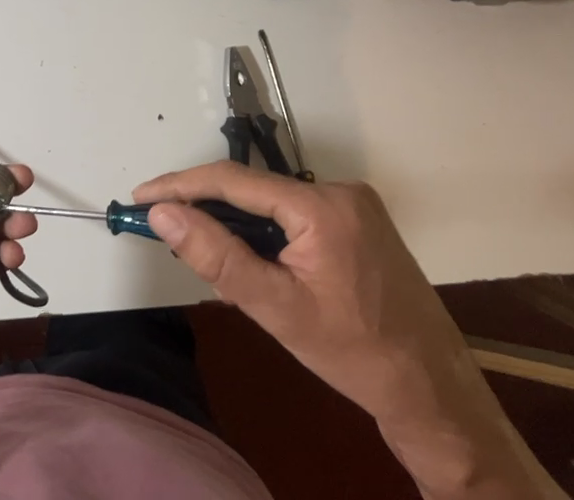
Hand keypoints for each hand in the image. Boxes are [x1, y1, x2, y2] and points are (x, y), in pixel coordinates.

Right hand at [133, 162, 562, 499]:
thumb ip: (215, 254)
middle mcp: (340, 192)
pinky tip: (248, 261)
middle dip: (203, 208)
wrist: (435, 392)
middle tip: (162, 230)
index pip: (231, 180)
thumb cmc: (355, 353)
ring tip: (203, 254)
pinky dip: (261, 231)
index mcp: (322, 207)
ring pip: (269, 202)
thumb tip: (162, 213)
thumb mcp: (275, 306)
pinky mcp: (358, 222)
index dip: (178, 186)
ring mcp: (354, 205)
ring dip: (231, 223)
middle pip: (250, 188)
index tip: (139, 199)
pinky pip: (291, 213)